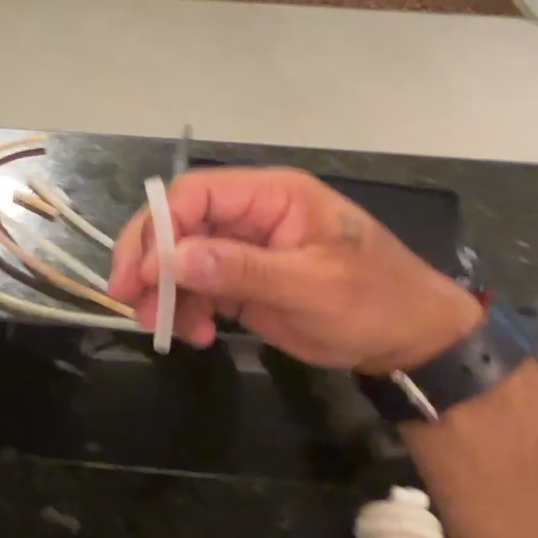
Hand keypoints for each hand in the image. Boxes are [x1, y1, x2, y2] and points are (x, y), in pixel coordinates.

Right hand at [107, 168, 481, 372]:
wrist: (411, 342)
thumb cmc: (375, 303)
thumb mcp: (310, 287)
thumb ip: (240, 269)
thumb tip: (173, 258)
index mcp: (271, 197)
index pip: (195, 195)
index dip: (159, 230)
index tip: (142, 275)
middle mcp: (251, 216)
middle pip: (178, 225)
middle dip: (149, 261)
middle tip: (126, 299)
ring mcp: (244, 250)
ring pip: (180, 260)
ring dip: (163, 293)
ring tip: (163, 330)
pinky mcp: (242, 281)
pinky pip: (196, 288)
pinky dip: (185, 311)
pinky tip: (196, 336)